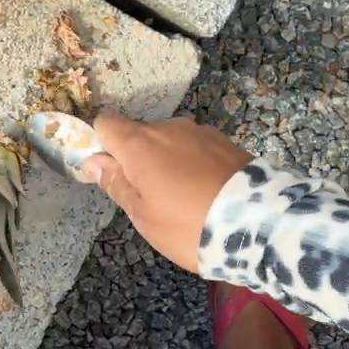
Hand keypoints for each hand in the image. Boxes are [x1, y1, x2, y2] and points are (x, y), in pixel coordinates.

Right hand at [82, 113, 251, 274]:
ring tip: (181, 197)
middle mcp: (168, 127)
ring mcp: (200, 132)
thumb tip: (94, 160)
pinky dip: (191, 163)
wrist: (254, 224)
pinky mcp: (225, 142)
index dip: (101, 144)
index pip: (106, 123)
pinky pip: (194, 147)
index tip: (109, 171)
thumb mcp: (142, 214)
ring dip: (166, 160)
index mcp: (140, 143)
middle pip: (139, 133)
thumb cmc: (186, 225)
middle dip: (137, 158)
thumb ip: (116, 183)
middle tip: (149, 196)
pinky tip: (203, 191)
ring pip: (169, 140)